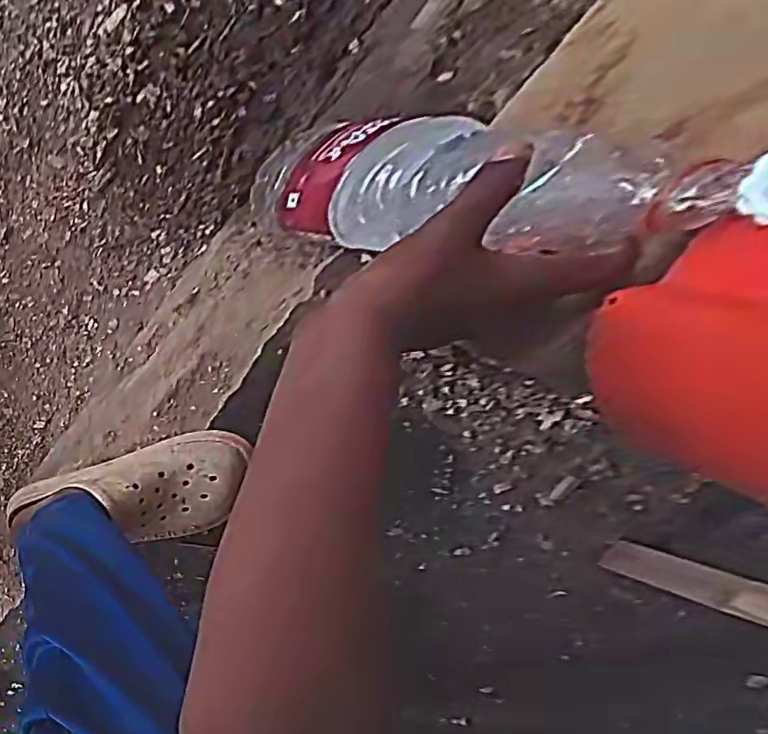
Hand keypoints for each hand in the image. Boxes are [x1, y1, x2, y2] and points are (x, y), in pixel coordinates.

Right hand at [329, 143, 638, 350]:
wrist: (351, 333)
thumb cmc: (408, 285)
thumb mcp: (449, 228)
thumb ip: (486, 191)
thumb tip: (516, 151)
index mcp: (527, 282)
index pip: (603, 266)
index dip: (625, 245)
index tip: (630, 227)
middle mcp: (507, 306)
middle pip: (558, 281)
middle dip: (568, 255)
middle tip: (570, 226)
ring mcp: (467, 319)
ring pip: (513, 291)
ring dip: (519, 268)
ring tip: (511, 240)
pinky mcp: (433, 324)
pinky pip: (471, 298)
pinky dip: (476, 280)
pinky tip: (457, 265)